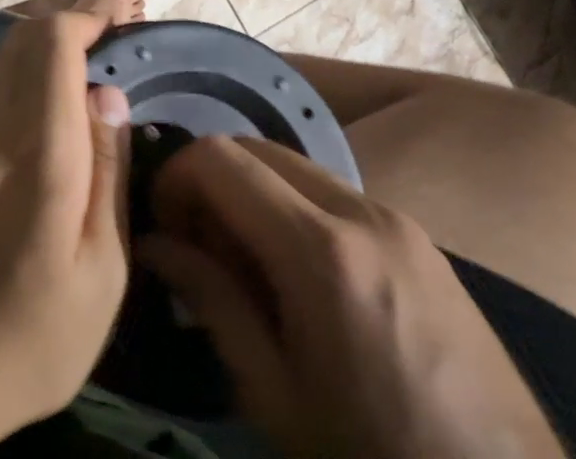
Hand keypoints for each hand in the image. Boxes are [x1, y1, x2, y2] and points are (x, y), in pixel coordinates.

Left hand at [0, 13, 131, 449]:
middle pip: (18, 43)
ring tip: (71, 52)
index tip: (116, 8)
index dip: (85, 14)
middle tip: (105, 4)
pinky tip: (21, 114)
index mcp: (35, 150)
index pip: (51, 43)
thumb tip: (106, 95)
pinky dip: (2, 93)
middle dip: (64, 15)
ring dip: (33, 53)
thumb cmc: (31, 336)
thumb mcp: (101, 272)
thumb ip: (106, 173)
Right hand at [139, 138, 563, 458]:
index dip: (173, 179)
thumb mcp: (270, 389)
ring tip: (245, 266)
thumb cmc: (369, 448)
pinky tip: (296, 275)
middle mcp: (363, 213)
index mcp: (321, 251)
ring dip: (251, 194)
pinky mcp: (420, 238)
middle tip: (197, 247)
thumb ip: (209, 299)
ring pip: (294, 165)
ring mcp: (400, 220)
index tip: (165, 231)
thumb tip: (154, 243)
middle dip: (209, 182)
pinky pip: (333, 193)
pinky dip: (292, 208)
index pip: (219, 158)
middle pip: (254, 147)